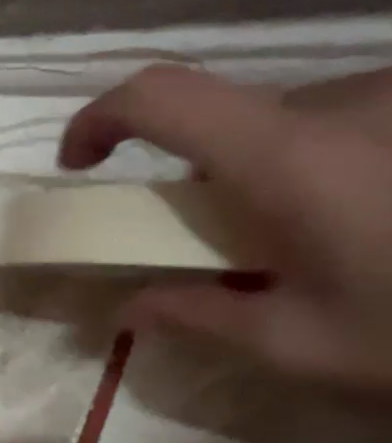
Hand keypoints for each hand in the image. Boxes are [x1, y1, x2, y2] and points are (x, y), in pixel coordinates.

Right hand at [61, 65, 391, 388]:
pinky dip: (347, 160)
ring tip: (332, 237)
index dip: (101, 119)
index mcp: (292, 159)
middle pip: (237, 116)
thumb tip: (133, 308)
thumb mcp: (307, 346)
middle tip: (231, 240)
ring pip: (309, 116)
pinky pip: (371, 117)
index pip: (159, 96)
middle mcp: (354, 106)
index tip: (82, 165)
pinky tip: (386, 217)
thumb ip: (203, 318)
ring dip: (286, 168)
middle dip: (210, 172)